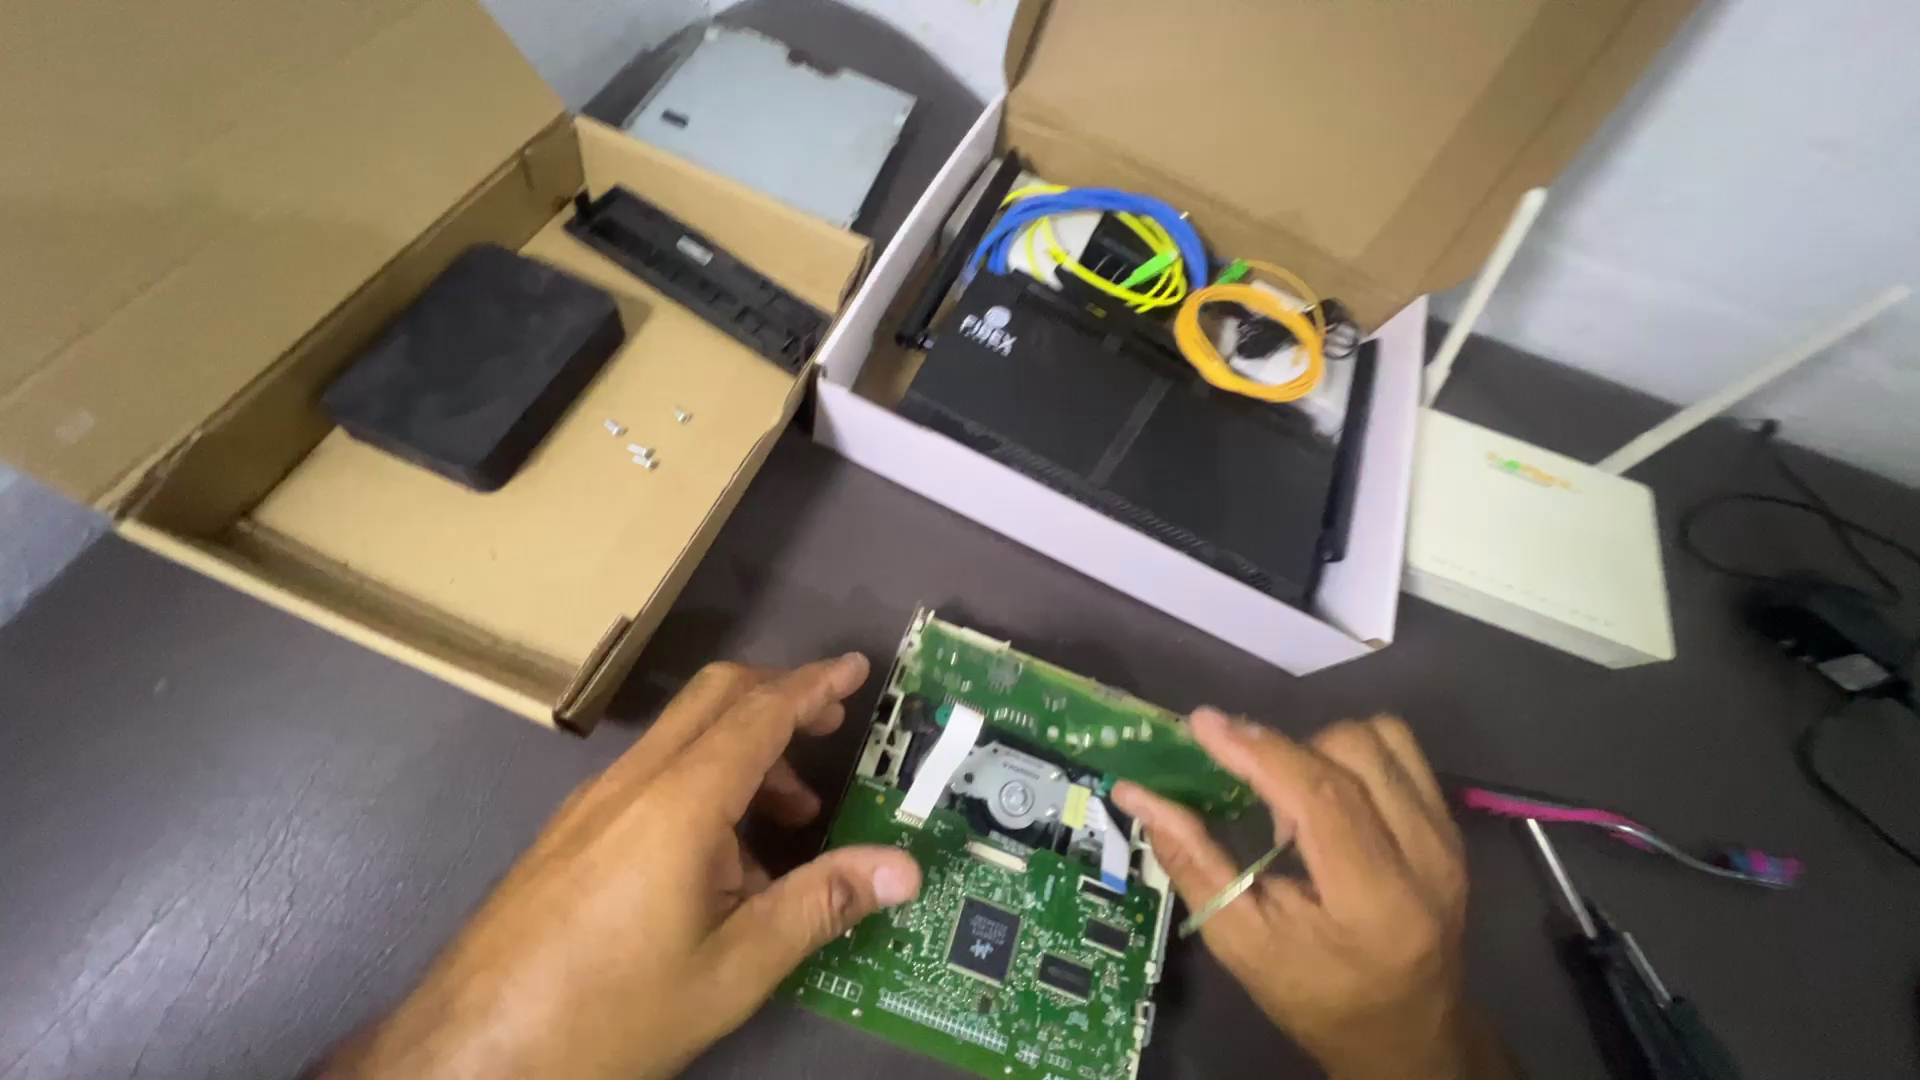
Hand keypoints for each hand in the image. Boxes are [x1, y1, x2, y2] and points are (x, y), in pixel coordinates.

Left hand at [318, 655, 922, 1079]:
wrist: (464, 1059)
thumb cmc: (611, 1010)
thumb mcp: (735, 967)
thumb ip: (823, 904)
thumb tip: (905, 869)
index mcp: (682, 800)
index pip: (761, 712)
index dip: (815, 684)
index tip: (856, 667)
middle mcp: (637, 778)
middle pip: (718, 695)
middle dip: (782, 694)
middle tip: (833, 723)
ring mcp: (597, 799)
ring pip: (687, 734)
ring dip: (748, 749)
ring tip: (792, 818)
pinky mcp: (576, 826)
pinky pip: (658, 772)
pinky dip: (709, 780)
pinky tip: (724, 857)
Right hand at [1114, 709, 1513, 1079]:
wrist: (1408, 1036)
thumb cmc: (1316, 996)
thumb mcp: (1240, 942)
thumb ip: (1190, 860)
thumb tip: (1135, 792)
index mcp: (1374, 901)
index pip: (1321, 798)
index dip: (1258, 751)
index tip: (1202, 725)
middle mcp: (1425, 858)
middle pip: (1349, 752)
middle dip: (1281, 750)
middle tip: (1244, 783)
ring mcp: (1446, 836)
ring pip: (1376, 737)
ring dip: (1315, 747)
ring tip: (1288, 793)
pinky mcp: (1450, 824)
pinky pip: (1397, 748)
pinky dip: (1348, 751)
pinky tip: (1325, 791)